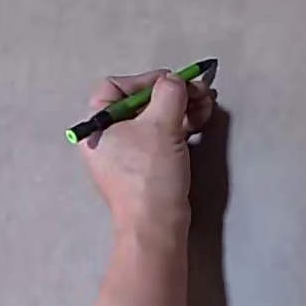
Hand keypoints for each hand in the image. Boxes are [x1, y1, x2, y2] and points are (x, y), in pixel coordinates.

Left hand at [80, 70, 215, 236]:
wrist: (156, 225)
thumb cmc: (149, 173)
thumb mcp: (161, 124)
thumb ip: (169, 93)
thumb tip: (175, 80)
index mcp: (97, 125)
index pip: (115, 87)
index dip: (145, 79)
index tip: (172, 82)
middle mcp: (108, 137)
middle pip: (141, 102)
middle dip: (173, 93)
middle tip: (200, 90)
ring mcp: (128, 154)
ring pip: (156, 118)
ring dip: (183, 107)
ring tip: (207, 103)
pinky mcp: (147, 166)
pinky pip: (162, 136)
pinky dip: (181, 125)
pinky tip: (202, 118)